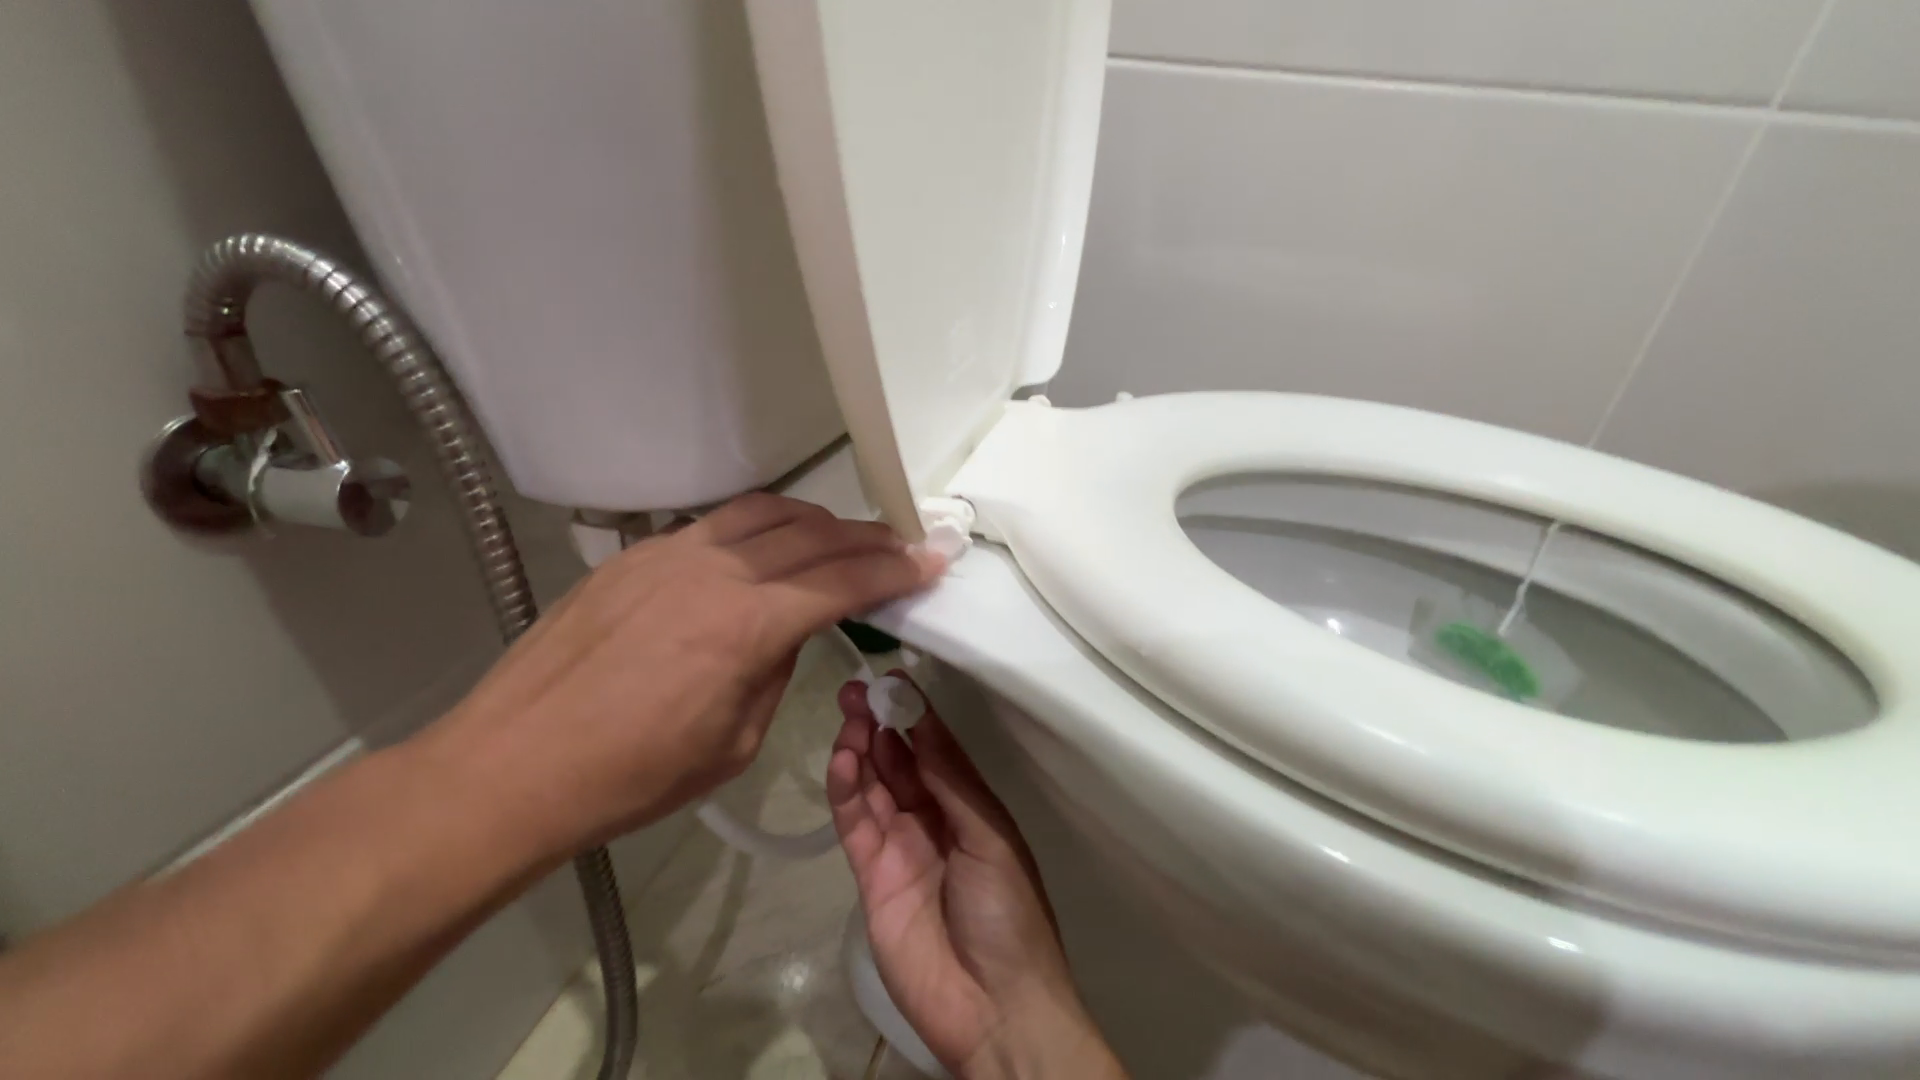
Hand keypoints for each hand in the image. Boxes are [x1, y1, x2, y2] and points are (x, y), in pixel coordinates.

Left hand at [421, 495, 944, 859]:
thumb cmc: (632, 777)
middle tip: (899, 547)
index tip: (932, 559)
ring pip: (762, 512)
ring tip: (840, 539)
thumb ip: (775, 670)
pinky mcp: (633, 554)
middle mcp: (713, 571)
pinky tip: (765, 550)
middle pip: (811, 533)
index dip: (895, 569)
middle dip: (866, 538)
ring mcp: (667, 553)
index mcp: (745, 626)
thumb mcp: (734, 743)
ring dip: (814, 521)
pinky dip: (759, 528)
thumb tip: (788, 631)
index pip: (842, 579)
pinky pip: (715, 525)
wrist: (513, 765)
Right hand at [828, 676, 1125, 1079]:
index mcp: (969, 808)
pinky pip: (854, 822)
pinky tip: (843, 758)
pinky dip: (846, 789)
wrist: (994, 1005)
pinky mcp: (869, 875)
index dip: (915, 715)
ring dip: (860, 749)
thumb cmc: (1008, 912)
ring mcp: (898, 847)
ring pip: (872, 786)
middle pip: (898, 763)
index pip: (936, 751)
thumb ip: (950, 781)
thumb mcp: (989, 835)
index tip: (893, 679)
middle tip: (856, 690)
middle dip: (880, 724)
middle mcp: (932, 820)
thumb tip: (922, 724)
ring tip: (849, 715)